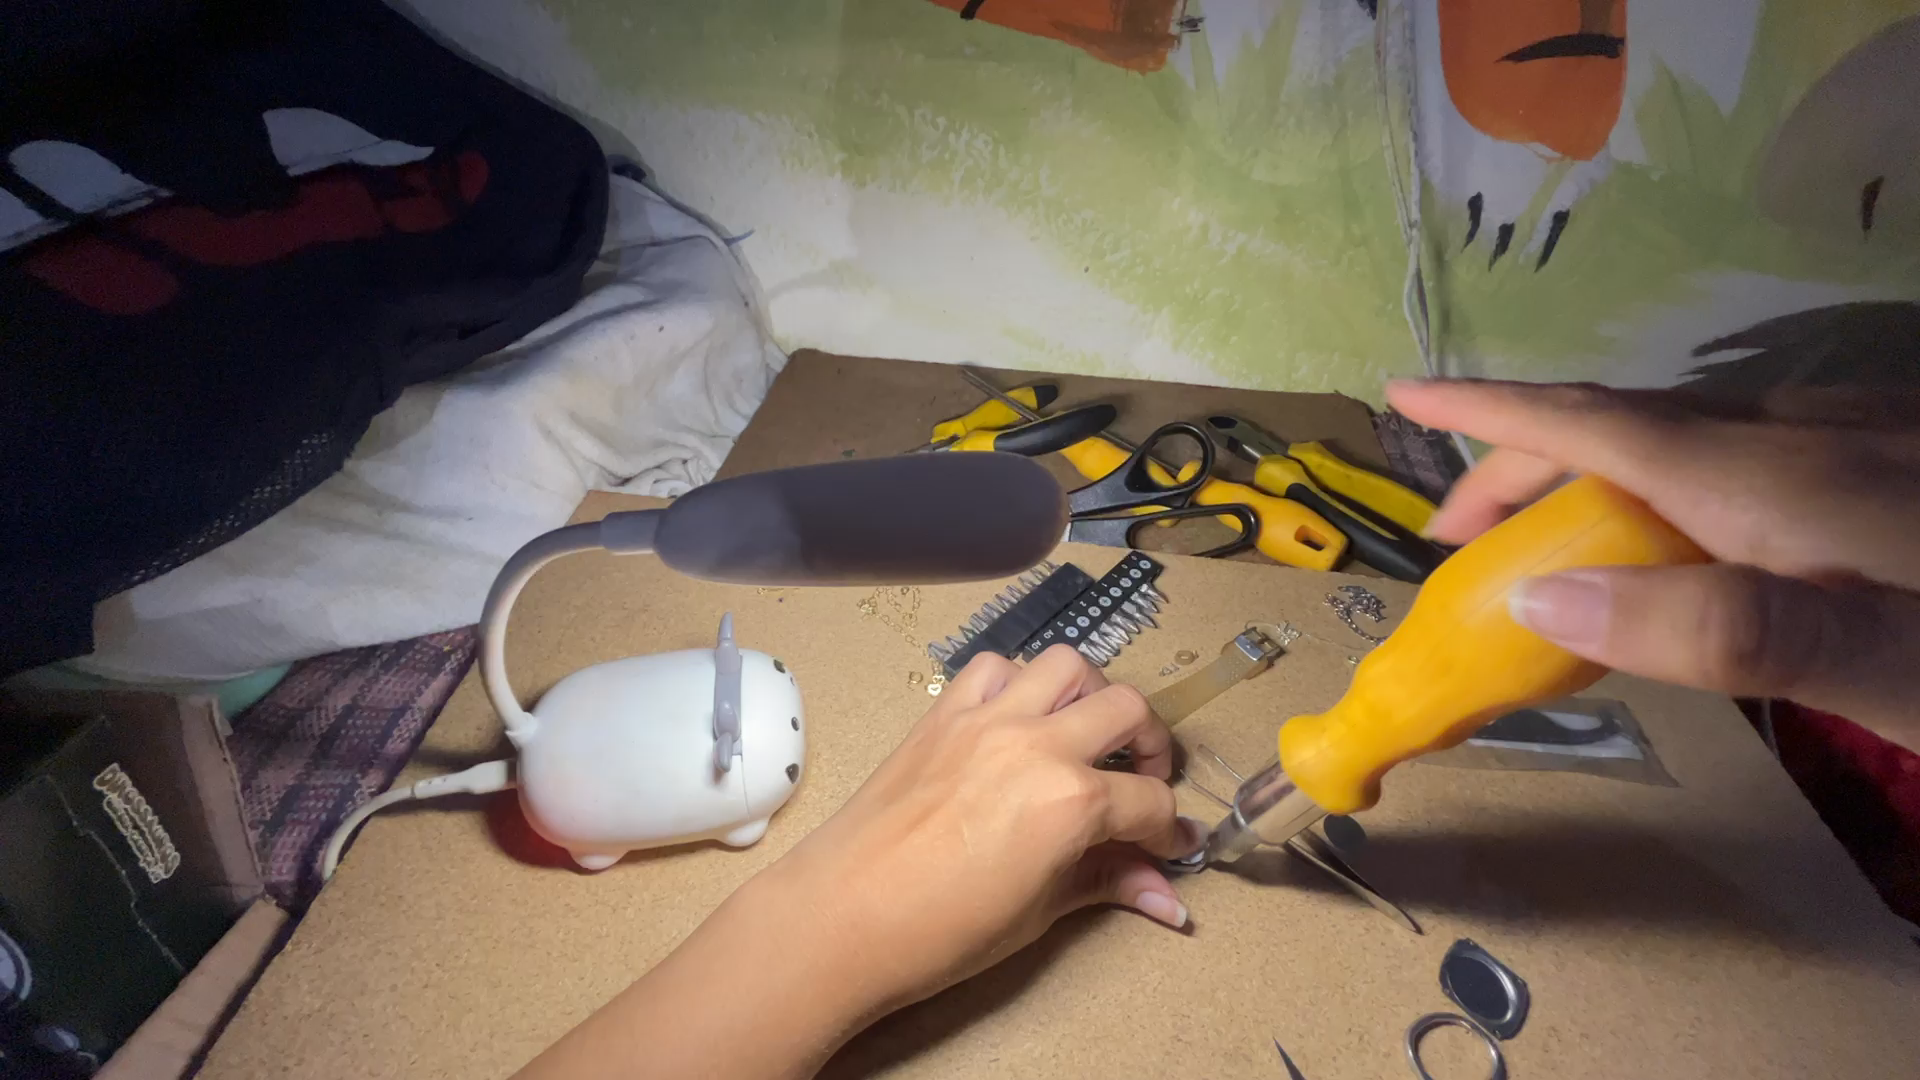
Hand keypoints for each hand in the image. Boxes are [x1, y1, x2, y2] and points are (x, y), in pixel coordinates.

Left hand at [758, 645, 1203, 1015]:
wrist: (845, 913)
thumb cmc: (943, 931)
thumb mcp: (1039, 914)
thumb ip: (1107, 883)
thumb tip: (1169, 899)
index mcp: (1068, 801)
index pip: (1149, 802)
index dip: (1168, 828)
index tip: (1167, 843)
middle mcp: (1036, 742)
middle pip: (1127, 708)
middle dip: (1150, 743)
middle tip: (1139, 776)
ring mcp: (988, 717)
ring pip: (1065, 663)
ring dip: (1089, 692)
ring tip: (1082, 731)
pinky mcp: (945, 709)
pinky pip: (994, 666)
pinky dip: (1018, 680)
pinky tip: (1016, 715)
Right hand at [1387, 378, 1919, 747]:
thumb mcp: (1885, 667)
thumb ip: (1718, 630)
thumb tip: (1534, 599)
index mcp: (1759, 474)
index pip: (1584, 422)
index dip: (1483, 408)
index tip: (1401, 393)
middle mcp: (1783, 433)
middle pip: (1606, 427)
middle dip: (1509, 472)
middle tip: (1459, 543)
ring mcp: (1836, 436)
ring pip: (1658, 432)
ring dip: (1568, 475)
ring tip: (1541, 543)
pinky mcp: (1873, 456)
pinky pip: (1709, 447)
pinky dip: (1636, 479)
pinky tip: (1662, 532)